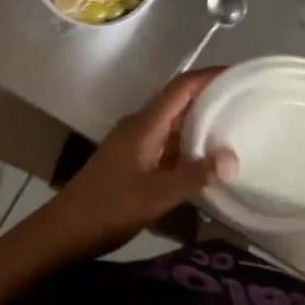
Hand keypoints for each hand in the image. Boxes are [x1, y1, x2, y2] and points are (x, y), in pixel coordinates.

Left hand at [48, 67, 237, 255]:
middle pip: (176, 101)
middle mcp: (139, 125)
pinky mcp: (130, 160)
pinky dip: (184, 145)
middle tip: (239, 102)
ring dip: (196, 123)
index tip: (234, 74)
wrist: (64, 230)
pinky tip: (201, 161)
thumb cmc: (110, 207)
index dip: (207, 76)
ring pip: (170, 124)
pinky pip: (163, 142)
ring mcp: (132, 142)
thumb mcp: (157, 195)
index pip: (181, 87)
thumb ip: (195, 175)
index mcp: (145, 123)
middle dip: (206, 98)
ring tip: (228, 129)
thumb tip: (232, 157)